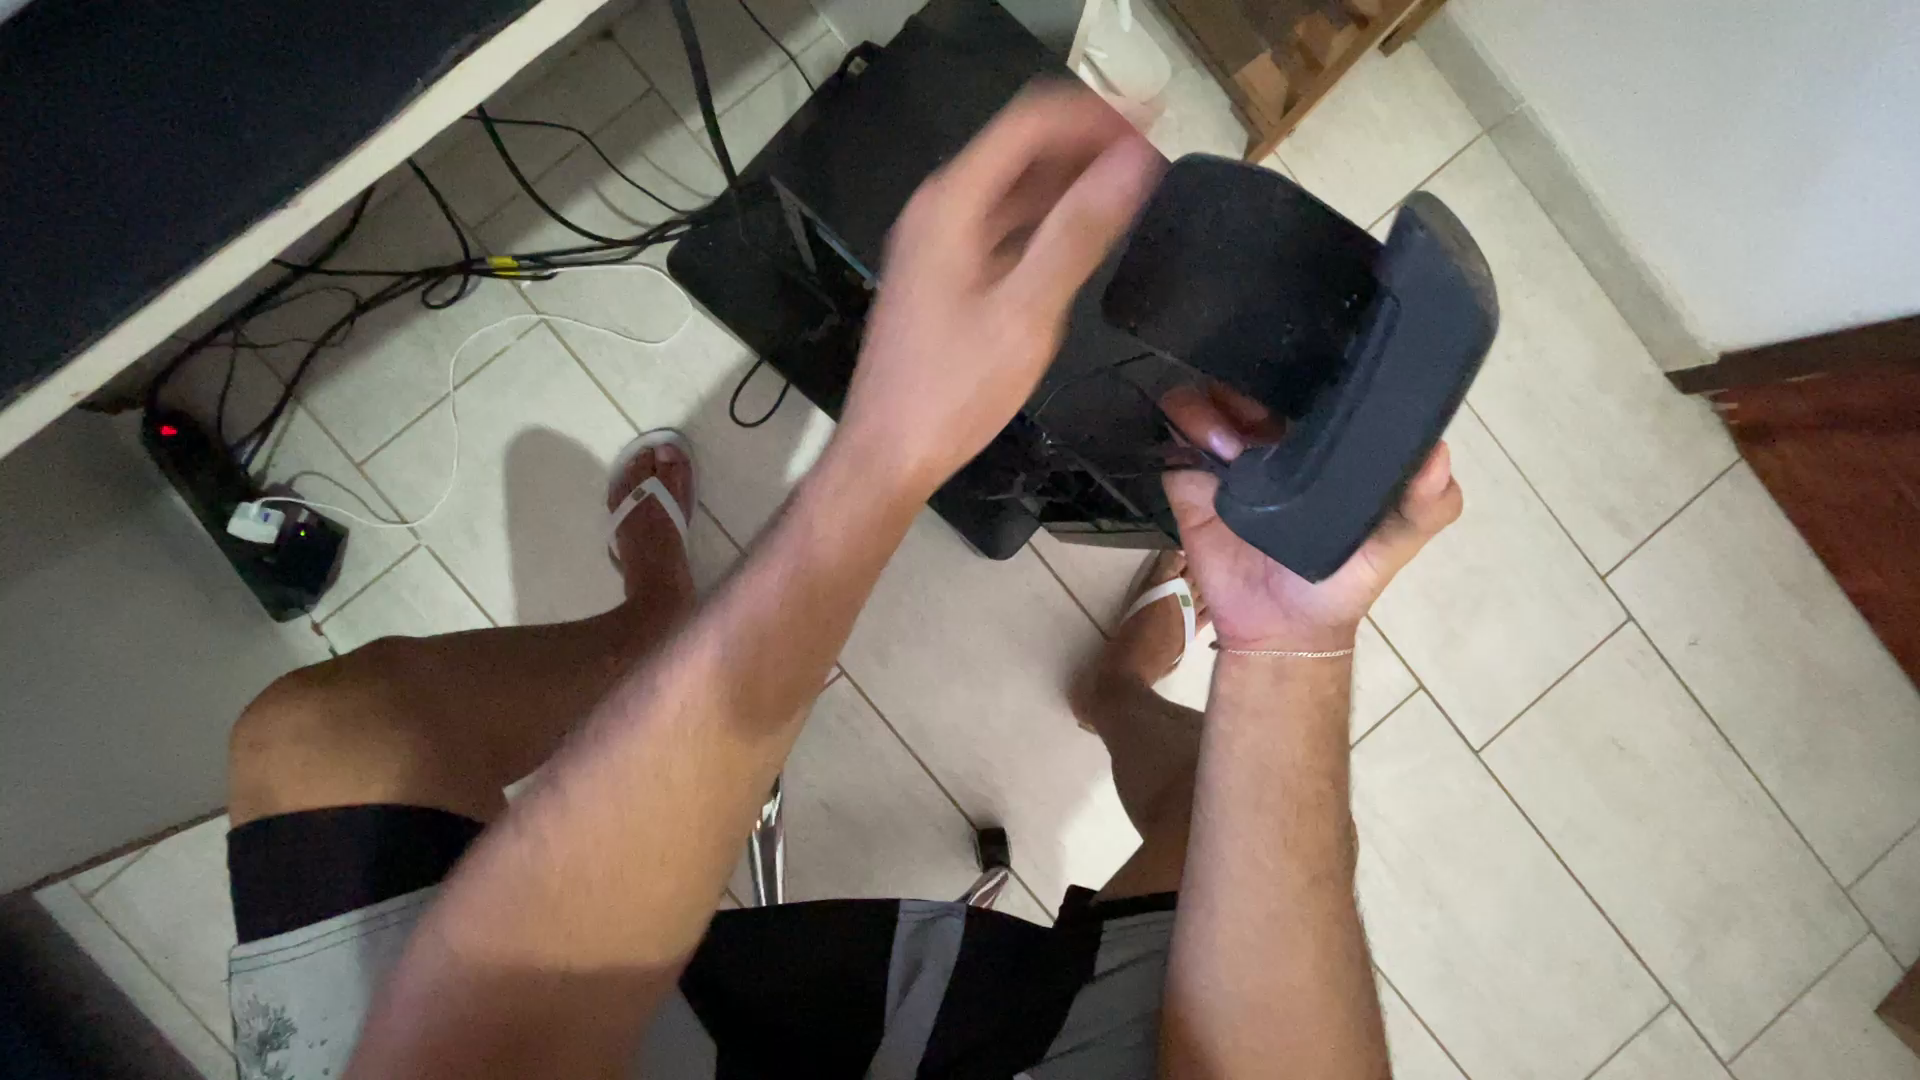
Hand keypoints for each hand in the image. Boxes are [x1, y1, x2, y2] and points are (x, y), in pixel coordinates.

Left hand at [837, 83, 1162, 494]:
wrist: (889, 453)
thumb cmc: (953, 391)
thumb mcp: (1025, 314)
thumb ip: (1078, 233)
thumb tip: (1134, 161)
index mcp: (951, 204)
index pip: (1029, 123)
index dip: (1095, 116)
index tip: (1153, 129)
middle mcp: (938, 212)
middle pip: (1018, 153)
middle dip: (1084, 148)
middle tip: (1149, 163)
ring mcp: (935, 247)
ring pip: (1009, 193)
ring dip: (1065, 186)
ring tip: (1126, 196)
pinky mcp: (940, 280)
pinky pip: (998, 231)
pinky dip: (1039, 225)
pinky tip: (1076, 242)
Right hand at [1160, 382, 1462, 651]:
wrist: (1279, 628)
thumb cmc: (1341, 580)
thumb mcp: (1397, 541)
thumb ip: (1427, 504)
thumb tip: (1436, 453)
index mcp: (1313, 442)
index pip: (1299, 385)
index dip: (1295, 365)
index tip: (1296, 364)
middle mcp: (1265, 442)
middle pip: (1243, 384)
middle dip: (1240, 382)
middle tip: (1252, 413)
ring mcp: (1222, 460)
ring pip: (1201, 402)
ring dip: (1206, 408)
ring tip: (1228, 446)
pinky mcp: (1188, 483)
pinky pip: (1172, 442)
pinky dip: (1178, 431)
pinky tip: (1201, 450)